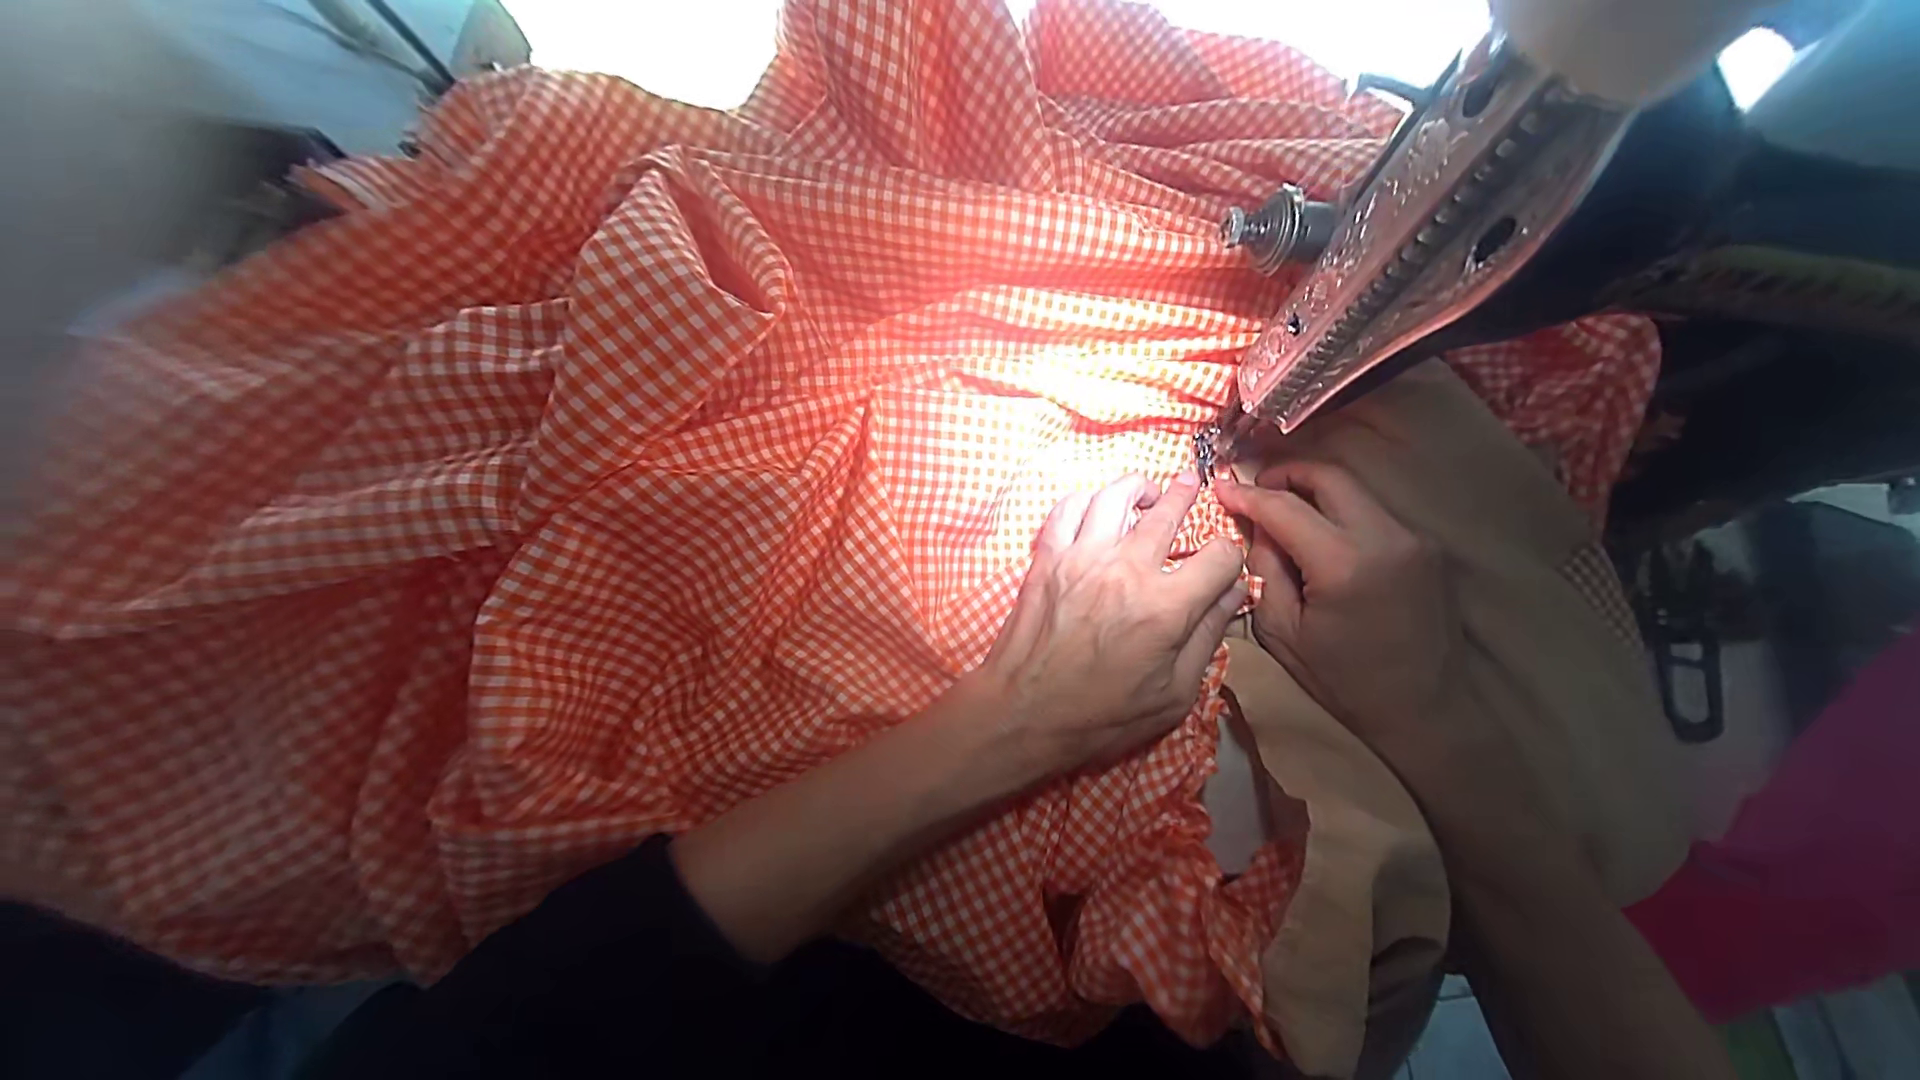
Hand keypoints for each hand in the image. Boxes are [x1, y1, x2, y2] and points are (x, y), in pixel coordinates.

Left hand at [974, 471, 1245, 781]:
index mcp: (1165, 607)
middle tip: (1190, 484)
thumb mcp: (1173, 694)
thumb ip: (1206, 637)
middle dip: (1186, 494)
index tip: (1223, 564)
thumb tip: (1234, 594)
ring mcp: (1081, 558)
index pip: (1219, 556)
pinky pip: (1066, 509)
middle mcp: (1126, 570)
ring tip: (1146, 493)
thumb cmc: (1100, 716)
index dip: (1230, 557)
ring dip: (1137, 488)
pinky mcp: (1046, 558)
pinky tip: (1095, 509)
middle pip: (1167, 512)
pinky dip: (1086, 500)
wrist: (1023, 712)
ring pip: (1114, 496)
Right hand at [1213, 461, 1461, 748]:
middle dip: (1285, 474)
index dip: (1246, 494)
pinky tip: (1320, 535)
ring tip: (1283, 511)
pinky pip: (1372, 513)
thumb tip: (1258, 528)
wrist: (1423, 709)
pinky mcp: (1427, 548)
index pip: (1284, 508)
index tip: (1220, 487)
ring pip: (1354, 490)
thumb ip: (1264, 568)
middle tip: (1255, 488)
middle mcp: (1386, 538)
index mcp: (1344, 564)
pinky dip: (1339, 512)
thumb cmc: (1341, 678)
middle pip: (1329, 477)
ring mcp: (1414, 540)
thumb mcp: (1280, 630)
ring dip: (1314, 491)